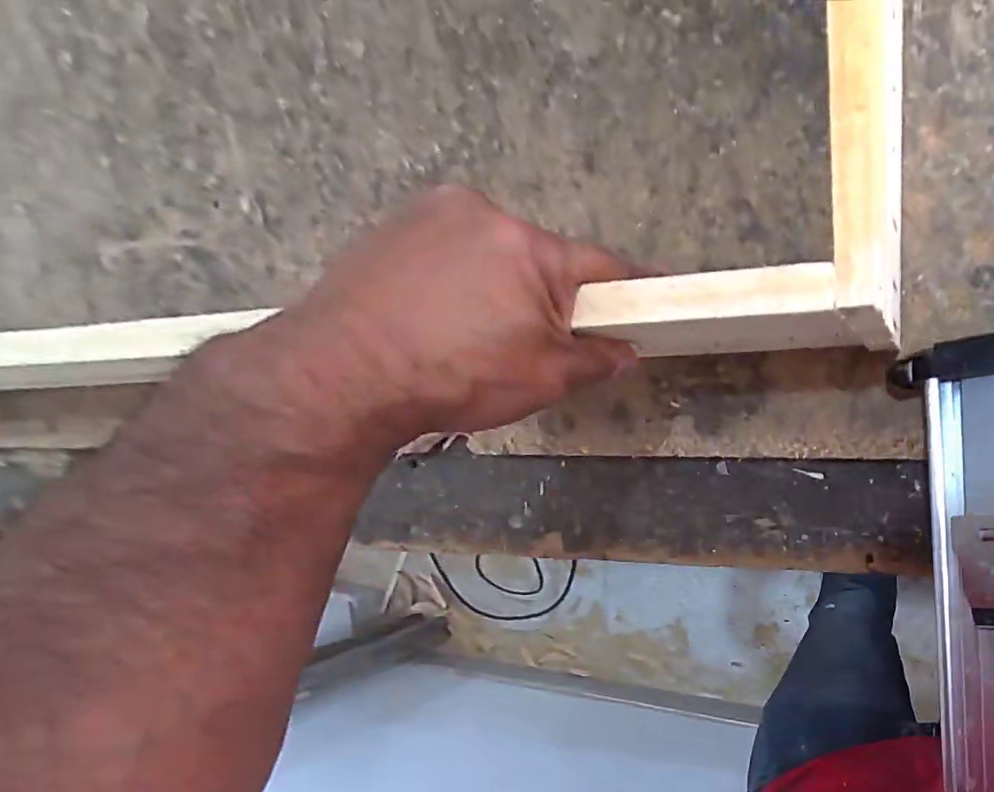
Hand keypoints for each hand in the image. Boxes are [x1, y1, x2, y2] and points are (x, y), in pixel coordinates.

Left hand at [237, 185, 644, 442]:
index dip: (632, 286)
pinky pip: (455, 252)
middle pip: (545, 259)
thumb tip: (625, 352)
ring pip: (498, 254)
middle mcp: (481, 212)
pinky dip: (467, 281)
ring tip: (487, 337)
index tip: (652, 296)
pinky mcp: (392, 226)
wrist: (340, 375)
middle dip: (556, 298)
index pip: (603, 264)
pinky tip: (450, 320)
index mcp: (527, 245)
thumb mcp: (546, 378)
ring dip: (509, 289)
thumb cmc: (456, 375)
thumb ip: (596, 360)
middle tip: (547, 343)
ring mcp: (430, 213)